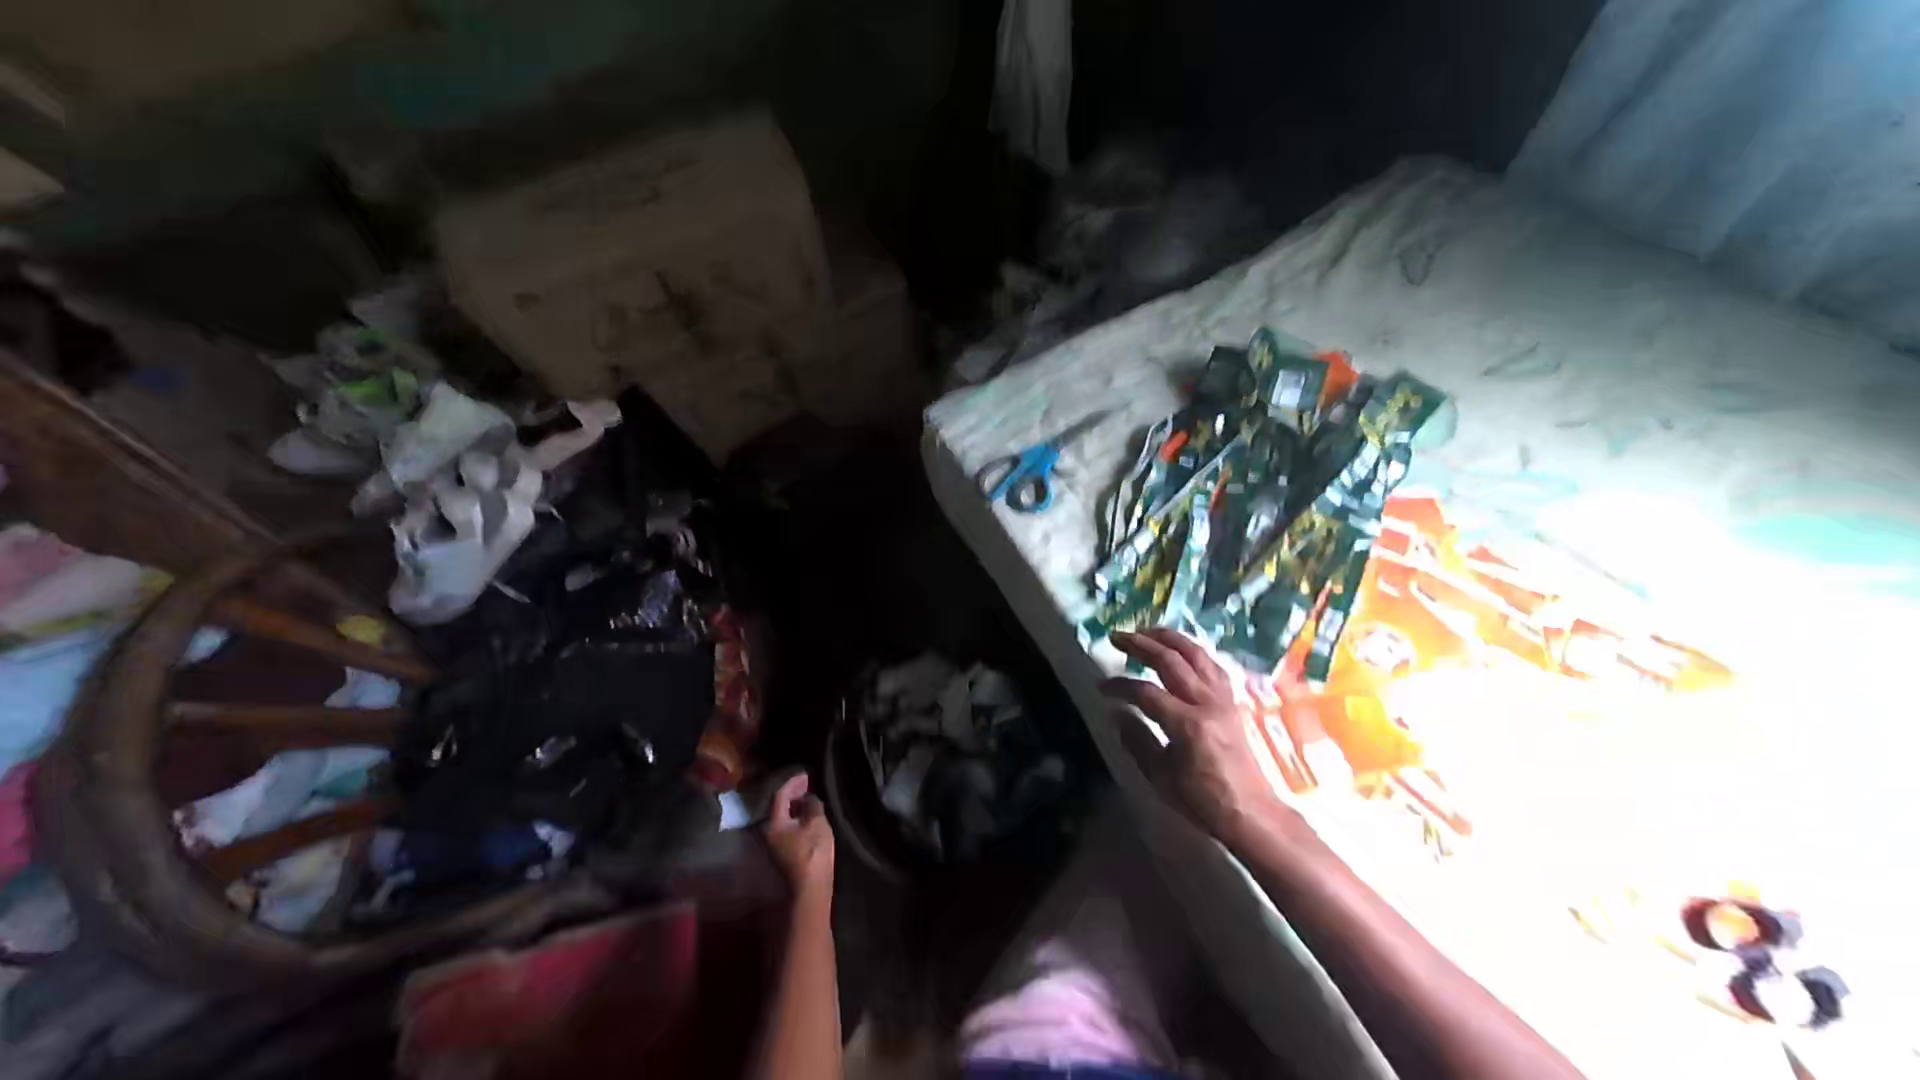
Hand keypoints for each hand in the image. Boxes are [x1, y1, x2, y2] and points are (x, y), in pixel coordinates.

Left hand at [762, 772, 834, 903]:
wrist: (811, 889)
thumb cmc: (812, 852)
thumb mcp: (816, 823)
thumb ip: (812, 805)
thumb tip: (809, 798)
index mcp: (774, 823)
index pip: (780, 795)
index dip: (793, 783)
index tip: (806, 774)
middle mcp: (769, 832)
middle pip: (779, 807)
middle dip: (793, 793)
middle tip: (808, 784)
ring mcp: (775, 844)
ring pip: (783, 818)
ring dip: (795, 806)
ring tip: (810, 797)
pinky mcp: (783, 853)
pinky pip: (788, 827)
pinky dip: (797, 817)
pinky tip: (808, 815)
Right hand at [1102, 629, 1294, 843]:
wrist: (1250, 812)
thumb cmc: (1202, 800)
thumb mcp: (1160, 777)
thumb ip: (1136, 740)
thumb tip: (1117, 713)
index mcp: (1187, 725)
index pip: (1145, 692)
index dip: (1120, 686)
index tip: (1102, 687)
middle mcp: (1207, 704)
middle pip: (1171, 661)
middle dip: (1140, 645)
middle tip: (1116, 637)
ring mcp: (1223, 699)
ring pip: (1195, 654)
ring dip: (1168, 638)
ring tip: (1145, 631)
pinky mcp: (1232, 701)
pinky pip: (1211, 665)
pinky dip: (1192, 651)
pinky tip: (1179, 649)